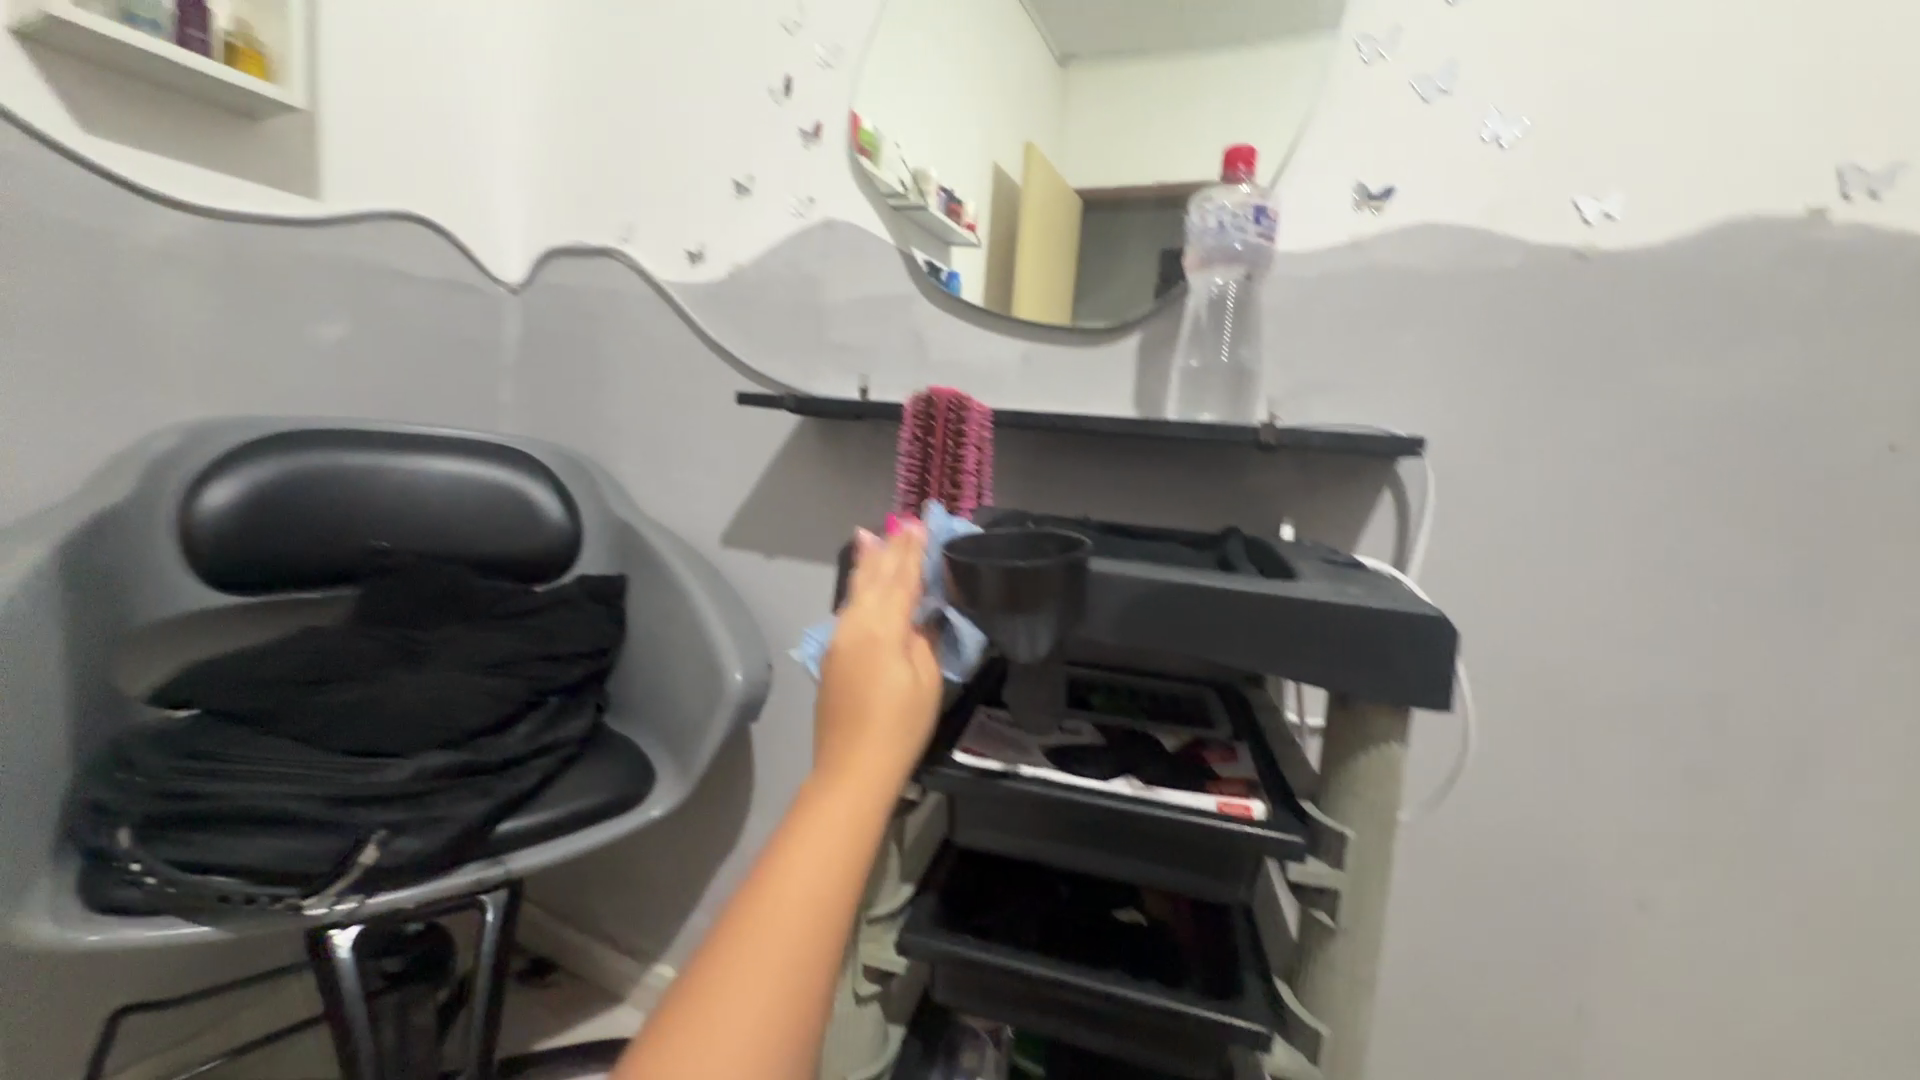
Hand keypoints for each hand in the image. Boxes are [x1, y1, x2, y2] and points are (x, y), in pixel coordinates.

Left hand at [813, 521, 943, 793]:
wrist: (852, 768)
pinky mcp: (832, 655)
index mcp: (883, 627)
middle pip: (875, 578)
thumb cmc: (900, 726)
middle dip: (890, 548)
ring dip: (867, 562)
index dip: (913, 550)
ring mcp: (838, 638)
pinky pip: (848, 608)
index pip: (902, 578)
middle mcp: (855, 624)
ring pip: (856, 591)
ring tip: (871, 535)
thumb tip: (922, 616)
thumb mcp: (927, 680)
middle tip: (901, 521)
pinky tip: (859, 582)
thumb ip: (924, 639)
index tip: (920, 523)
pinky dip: (857, 587)